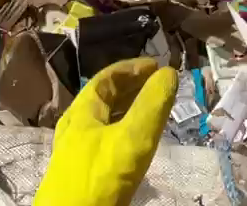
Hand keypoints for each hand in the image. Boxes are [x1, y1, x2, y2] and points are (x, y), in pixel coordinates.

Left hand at [33, 58, 176, 205]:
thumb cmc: (98, 180)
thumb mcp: (130, 141)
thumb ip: (151, 107)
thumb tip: (170, 73)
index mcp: (81, 111)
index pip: (106, 78)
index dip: (132, 68)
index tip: (157, 66)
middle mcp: (76, 127)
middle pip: (105, 98)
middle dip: (133, 88)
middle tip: (159, 86)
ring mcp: (77, 152)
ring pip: (106, 122)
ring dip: (129, 112)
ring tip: (153, 113)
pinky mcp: (83, 176)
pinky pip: (107, 144)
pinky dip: (125, 135)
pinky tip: (137, 149)